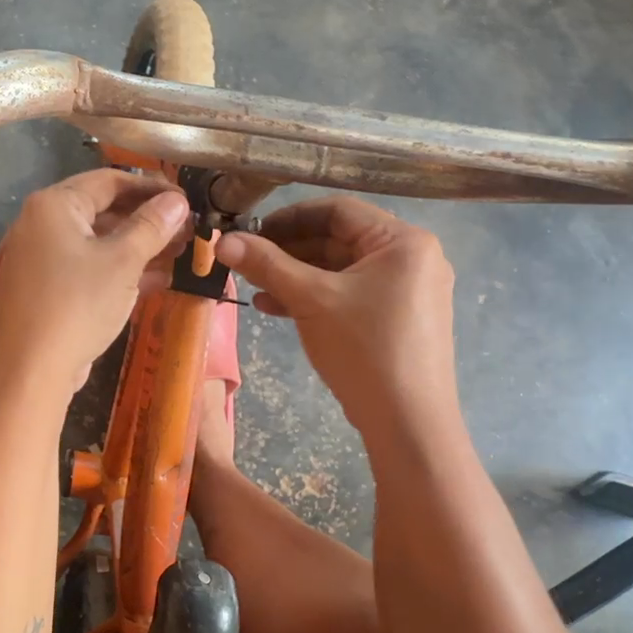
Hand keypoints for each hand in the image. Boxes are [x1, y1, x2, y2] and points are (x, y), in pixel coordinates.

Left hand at [0, 169, 190, 393]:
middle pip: (102, 210)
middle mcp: (40, 223)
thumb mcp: (123, 261)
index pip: (108, 180)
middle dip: (146, 220)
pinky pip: (86, 267)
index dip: (151, 187)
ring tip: (180, 254)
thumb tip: (177, 201)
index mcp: (53, 205)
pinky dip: (118, 269)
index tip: (186, 200)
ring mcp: (39, 257)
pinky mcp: (45, 287)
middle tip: (186, 231)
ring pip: (96, 241)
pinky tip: (157, 280)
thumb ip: (151, 226)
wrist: (33, 368)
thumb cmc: (78, 303)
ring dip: (137, 247)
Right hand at [216, 197, 458, 443]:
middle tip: (247, 261)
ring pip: (339, 268)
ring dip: (295, 275)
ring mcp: (407, 290)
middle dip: (288, 250)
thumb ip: (266, 264)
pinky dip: (314, 296)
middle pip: (338, 238)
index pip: (337, 210)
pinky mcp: (397, 317)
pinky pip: (349, 292)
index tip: (250, 232)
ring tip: (254, 286)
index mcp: (403, 242)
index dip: (289, 217)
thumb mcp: (310, 299)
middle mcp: (411, 258)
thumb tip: (220, 239)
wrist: (408, 422)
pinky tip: (275, 308)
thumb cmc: (364, 348)